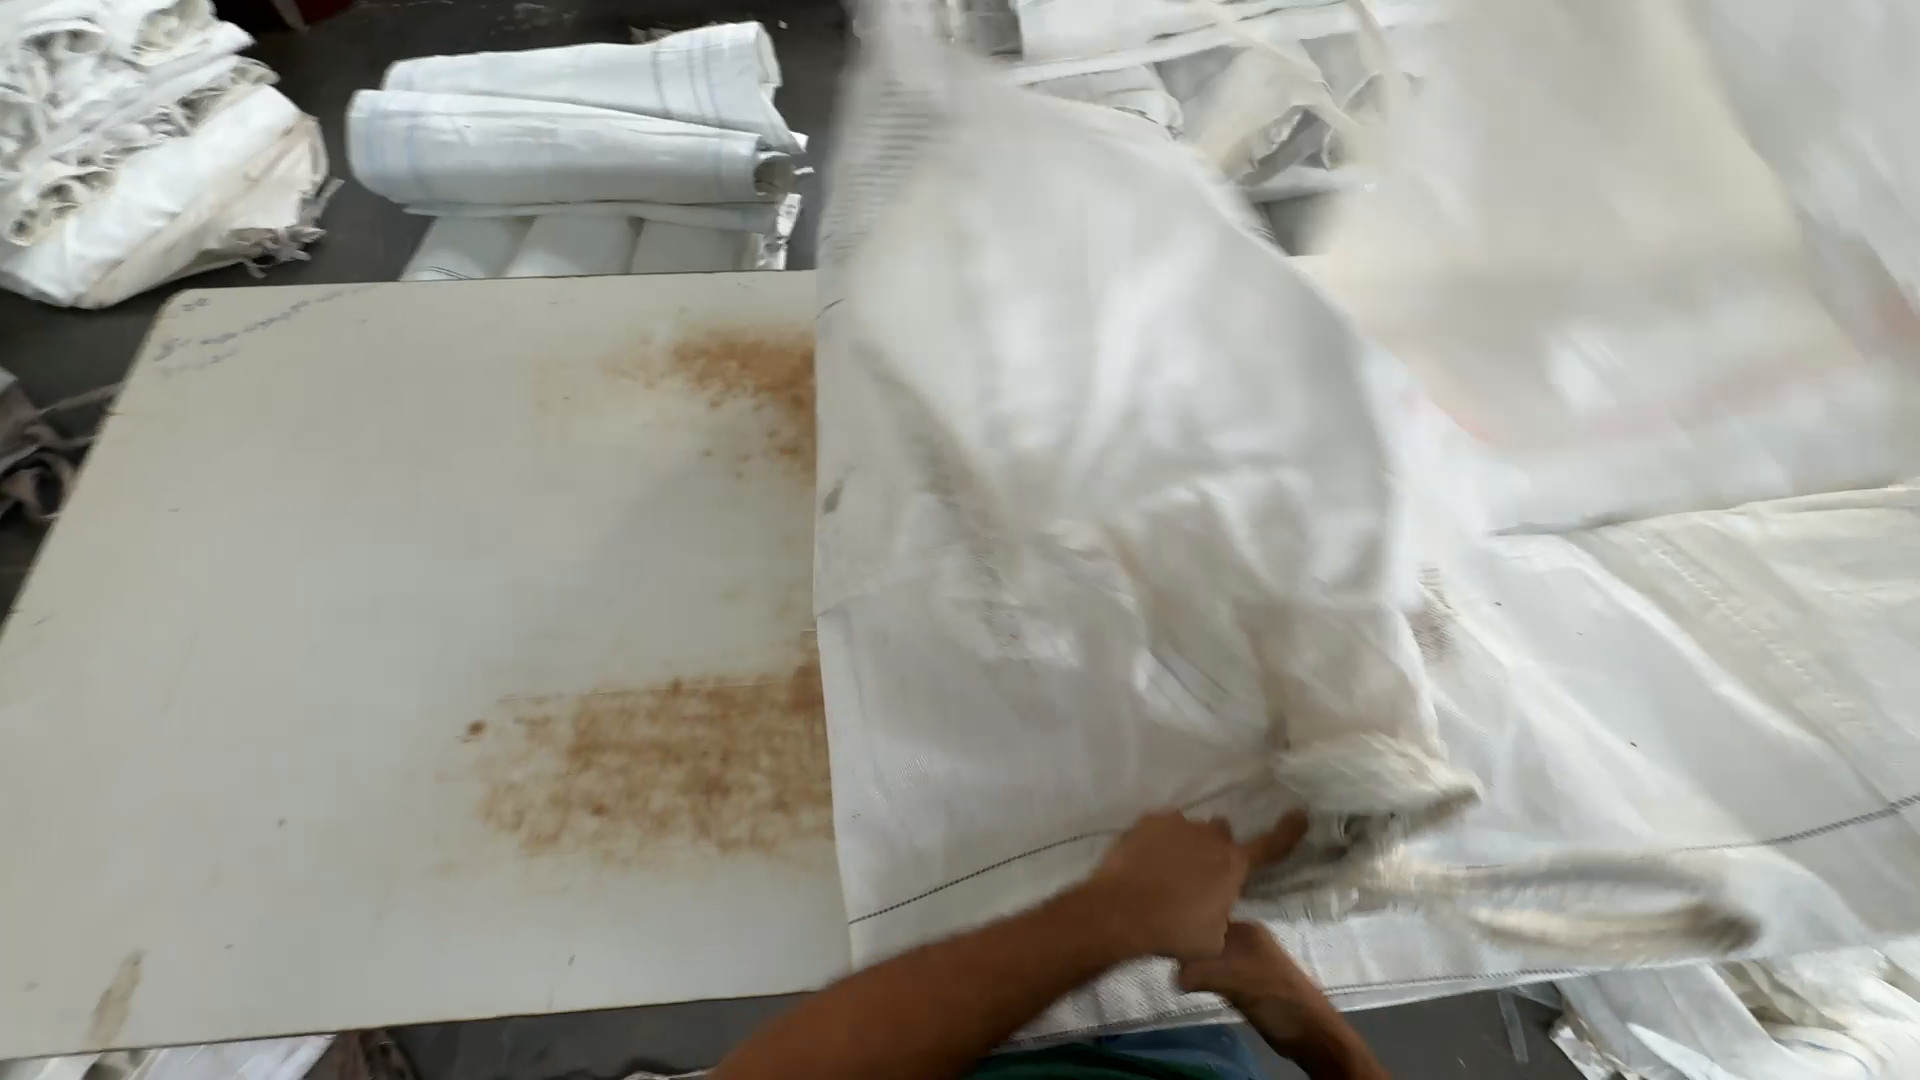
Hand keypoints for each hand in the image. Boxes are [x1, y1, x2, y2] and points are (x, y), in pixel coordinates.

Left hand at [1079, 809, 1307, 960]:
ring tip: (1165, 870)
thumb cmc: (1173, 931)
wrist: (1122, 910)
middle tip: (1199, 872)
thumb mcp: (1213, 938)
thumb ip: (1223, 914)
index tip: (1300, 813)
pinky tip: (1146, 862)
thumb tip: (1216, 906)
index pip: (1270, 846)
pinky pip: (1161, 827)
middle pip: (1222, 833)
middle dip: (1217, 847)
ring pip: (1190, 829)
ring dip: (1185, 844)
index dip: (1288, 831)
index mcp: (1233, 865)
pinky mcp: (1148, 820)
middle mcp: (1209, 837)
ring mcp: (1177, 824)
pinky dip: (1159, 841)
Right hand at [1179, 923, 1389, 1079]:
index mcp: (1247, 928)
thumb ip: (1199, 972)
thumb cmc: (1275, 998)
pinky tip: (1191, 981)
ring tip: (1171, 964)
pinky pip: (1217, 971)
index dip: (1185, 922)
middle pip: (1207, 934)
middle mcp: (1247, 938)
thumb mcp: (1233, 980)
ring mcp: (1249, 961)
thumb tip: (1172, 974)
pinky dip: (1204, 976)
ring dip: (1195, 962)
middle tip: (1161, 949)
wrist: (1313, 1036)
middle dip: (1187, 943)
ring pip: (1212, 954)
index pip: (1206, 915)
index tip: (1161, 929)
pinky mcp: (1248, 982)